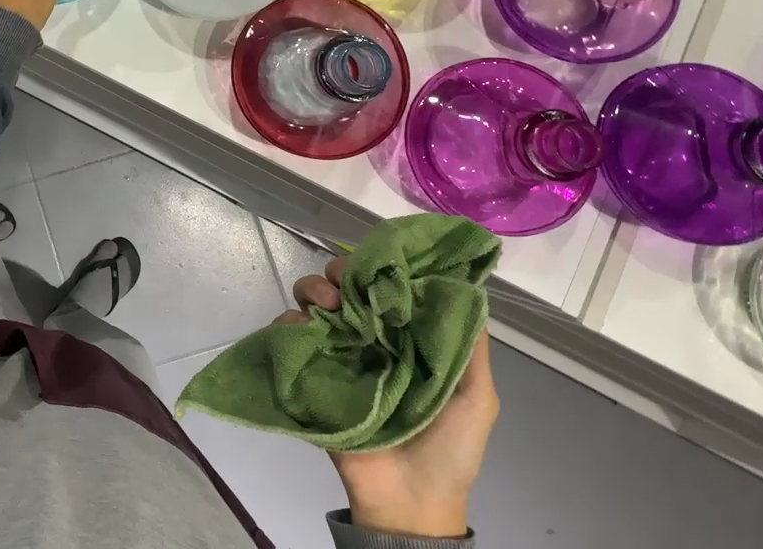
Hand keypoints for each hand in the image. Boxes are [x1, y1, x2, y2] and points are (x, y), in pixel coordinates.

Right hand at [279, 256, 497, 538]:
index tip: (375, 262)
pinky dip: (287, 323)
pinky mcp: (307, 372)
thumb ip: (469, 347)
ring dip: (312, 292)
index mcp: (403, 337)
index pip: (383, 286)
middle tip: (342, 286)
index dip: (376, 266)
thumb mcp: (476, 397)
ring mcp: (334, 353)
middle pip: (341, 286)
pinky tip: (300, 329)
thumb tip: (466, 286)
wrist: (409, 500)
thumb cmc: (449, 448)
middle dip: (337, 273)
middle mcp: (366, 337)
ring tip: (325, 306)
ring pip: (310, 301)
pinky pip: (286, 335)